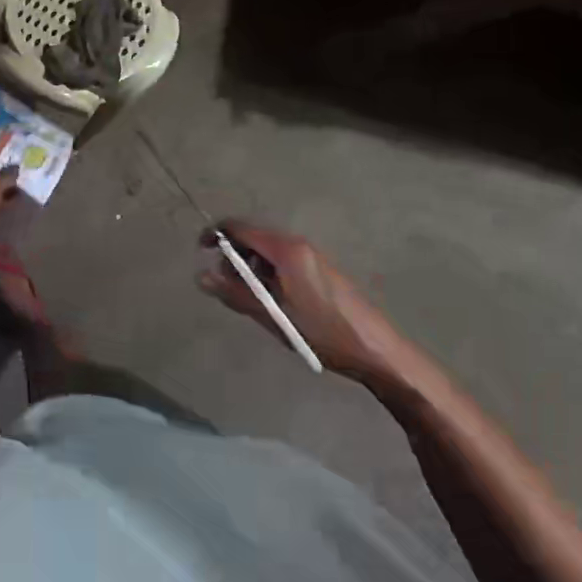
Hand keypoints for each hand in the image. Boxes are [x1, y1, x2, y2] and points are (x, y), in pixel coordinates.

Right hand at [198, 221, 408, 382]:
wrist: (380, 353)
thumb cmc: (324, 332)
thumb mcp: (272, 315)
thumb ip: (234, 294)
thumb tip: (200, 276)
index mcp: (286, 250)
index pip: (239, 228)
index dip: (215, 235)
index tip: (201, 251)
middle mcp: (299, 246)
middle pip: (252, 238)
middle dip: (232, 257)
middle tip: (226, 285)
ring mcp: (313, 258)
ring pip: (267, 251)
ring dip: (250, 268)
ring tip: (251, 298)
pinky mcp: (322, 272)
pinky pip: (283, 261)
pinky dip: (268, 274)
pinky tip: (274, 301)